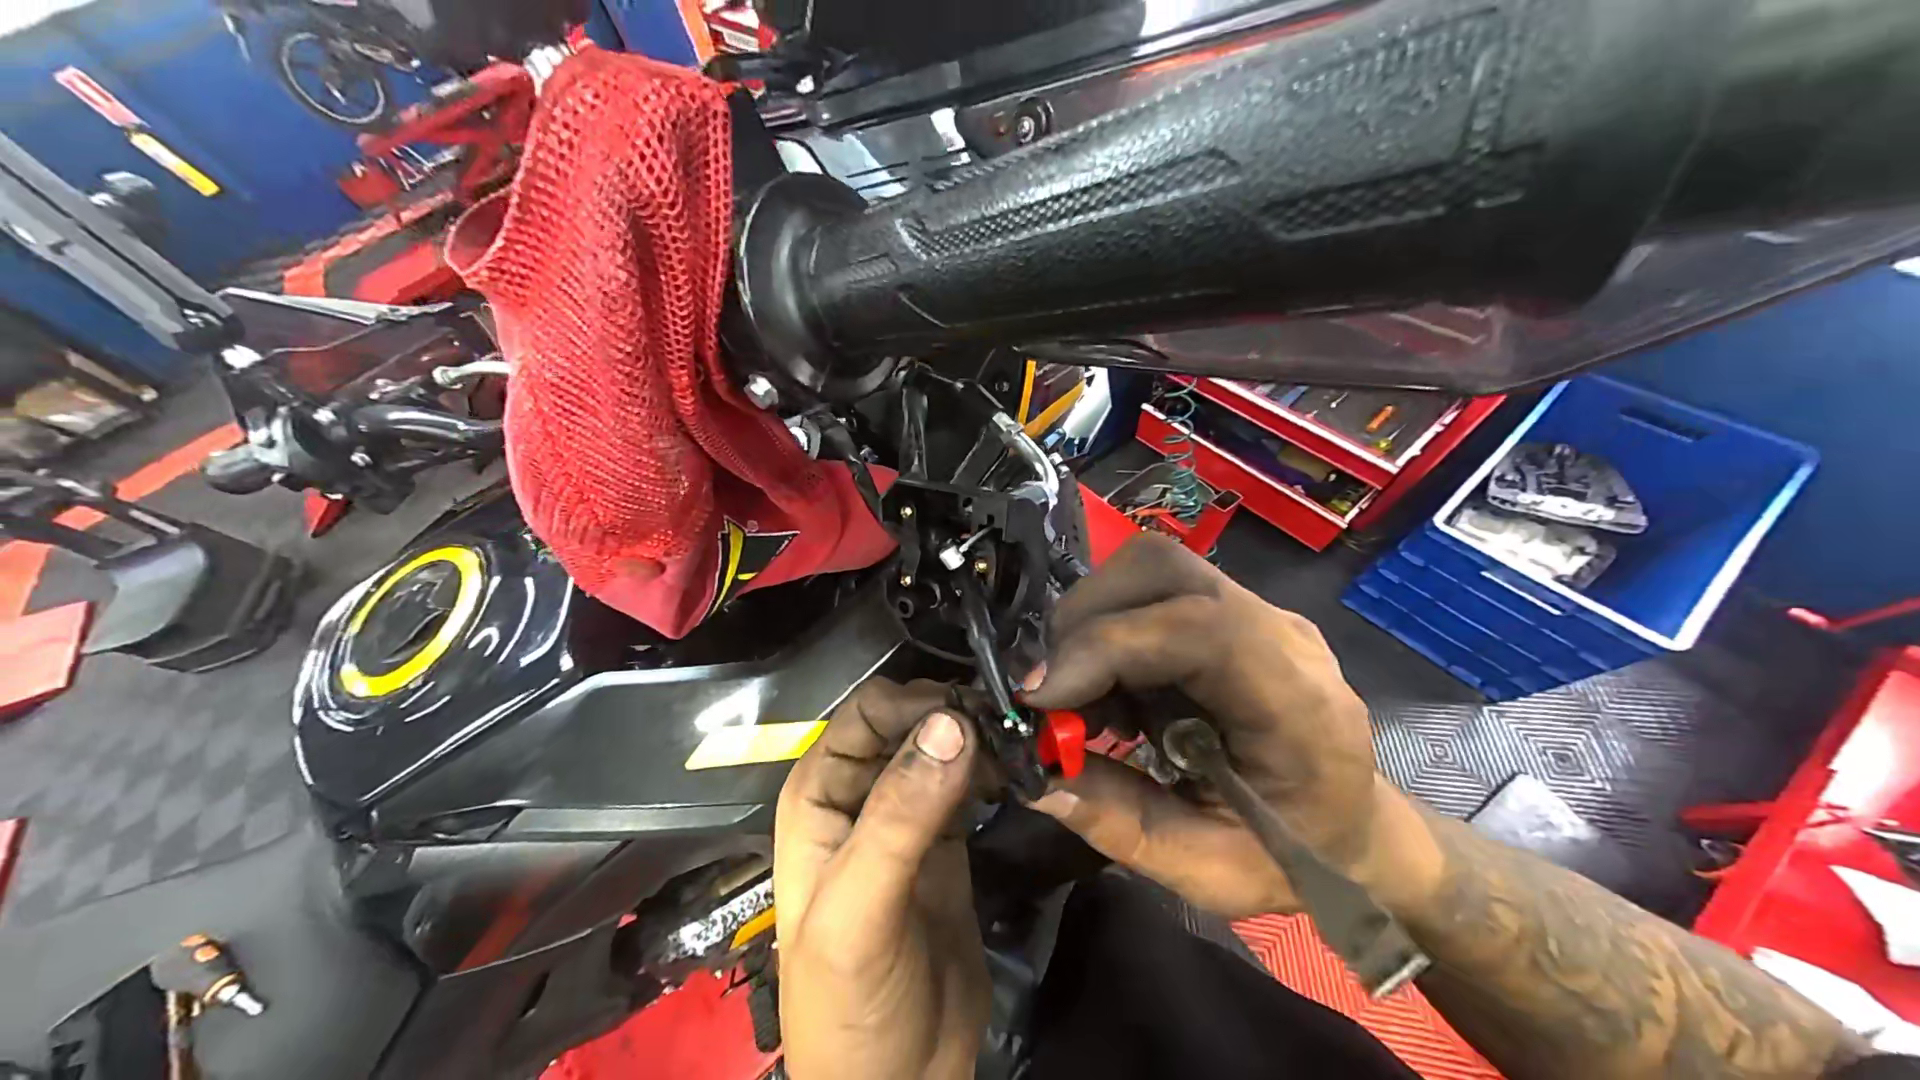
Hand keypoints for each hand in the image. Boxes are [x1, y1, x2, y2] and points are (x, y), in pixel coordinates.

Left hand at [773, 678, 989, 1079]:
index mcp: (819, 794)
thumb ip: (901, 816)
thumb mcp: (860, 909)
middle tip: (1007, 727)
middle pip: (907, 722)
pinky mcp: (946, 837)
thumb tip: (950, 724)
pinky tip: (1019, 772)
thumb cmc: (850, 1002)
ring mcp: (905, 813)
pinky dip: (993, 769)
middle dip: (953, 716)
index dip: (913, 704)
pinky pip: (969, 782)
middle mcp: (858, 791)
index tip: (972, 715)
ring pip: (941, 747)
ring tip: (1021, 747)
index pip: (864, 716)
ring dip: (979, 739)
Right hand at [1023, 533, 1399, 918]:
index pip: (1199, 629)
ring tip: (1082, 694)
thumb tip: (1033, 774)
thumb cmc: (1301, 863)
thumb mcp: (1209, 871)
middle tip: (1055, 694)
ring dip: (1090, 620)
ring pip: (1150, 566)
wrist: (1358, 829)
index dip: (1105, 649)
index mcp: (1298, 705)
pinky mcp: (1231, 610)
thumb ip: (1119, 823)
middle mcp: (1280, 634)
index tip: (1041, 700)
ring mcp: (1257, 612)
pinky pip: (1151, 588)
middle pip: (1163, 569)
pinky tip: (1109, 688)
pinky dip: (1106, 626)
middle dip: (1085, 621)